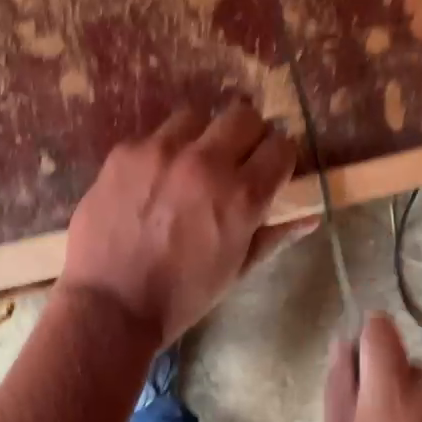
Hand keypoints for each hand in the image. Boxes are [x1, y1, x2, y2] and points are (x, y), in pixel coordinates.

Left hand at [61, 104, 310, 346]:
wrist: (111, 305)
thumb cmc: (184, 296)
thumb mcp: (237, 270)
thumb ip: (275, 235)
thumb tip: (310, 218)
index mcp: (242, 196)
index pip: (282, 147)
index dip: (280, 159)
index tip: (271, 171)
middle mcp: (206, 163)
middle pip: (244, 116)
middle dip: (248, 136)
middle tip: (236, 161)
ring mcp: (161, 152)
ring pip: (197, 117)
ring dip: (203, 137)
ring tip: (191, 166)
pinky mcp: (125, 152)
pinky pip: (154, 136)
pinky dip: (162, 153)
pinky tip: (153, 182)